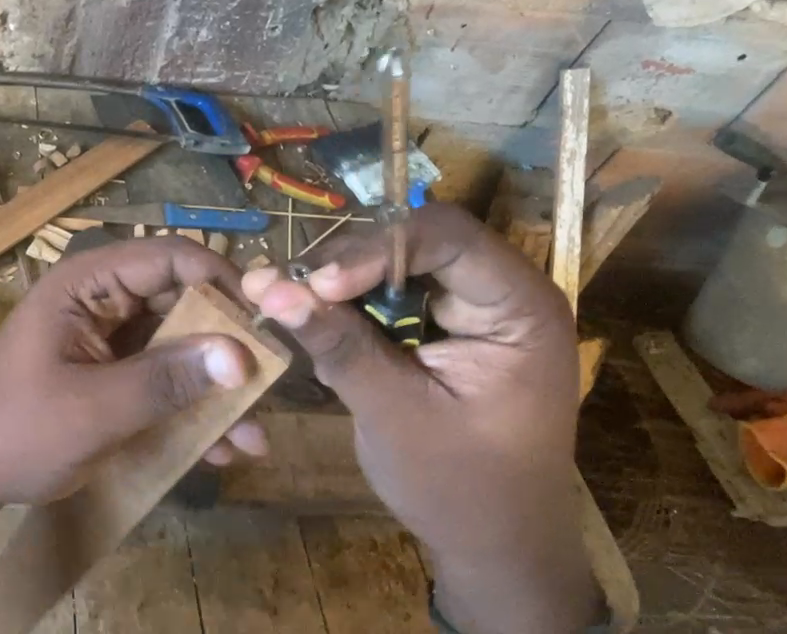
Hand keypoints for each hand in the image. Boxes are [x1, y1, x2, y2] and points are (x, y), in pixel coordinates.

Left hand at [0, 238, 267, 547]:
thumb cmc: (18, 431)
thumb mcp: (95, 409)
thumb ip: (167, 380)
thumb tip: (243, 356)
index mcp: (88, 283)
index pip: (168, 257)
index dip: (220, 283)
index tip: (264, 325)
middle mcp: (102, 299)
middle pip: (180, 301)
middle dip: (226, 345)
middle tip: (271, 385)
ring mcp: (107, 338)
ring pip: (177, 345)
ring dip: (214, 387)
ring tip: (254, 437)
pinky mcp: (110, 374)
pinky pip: (161, 379)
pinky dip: (190, 409)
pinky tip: (221, 450)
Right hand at [243, 203, 602, 633]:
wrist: (494, 549)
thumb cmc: (463, 491)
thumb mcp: (395, 416)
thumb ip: (338, 345)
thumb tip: (267, 286)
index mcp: (519, 307)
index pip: (445, 236)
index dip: (375, 247)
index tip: (318, 284)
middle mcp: (499, 290)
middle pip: (413, 239)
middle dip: (347, 263)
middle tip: (287, 290)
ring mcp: (469, 305)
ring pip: (390, 260)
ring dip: (339, 282)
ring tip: (291, 307)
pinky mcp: (440, 322)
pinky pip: (384, 290)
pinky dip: (346, 304)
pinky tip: (315, 325)